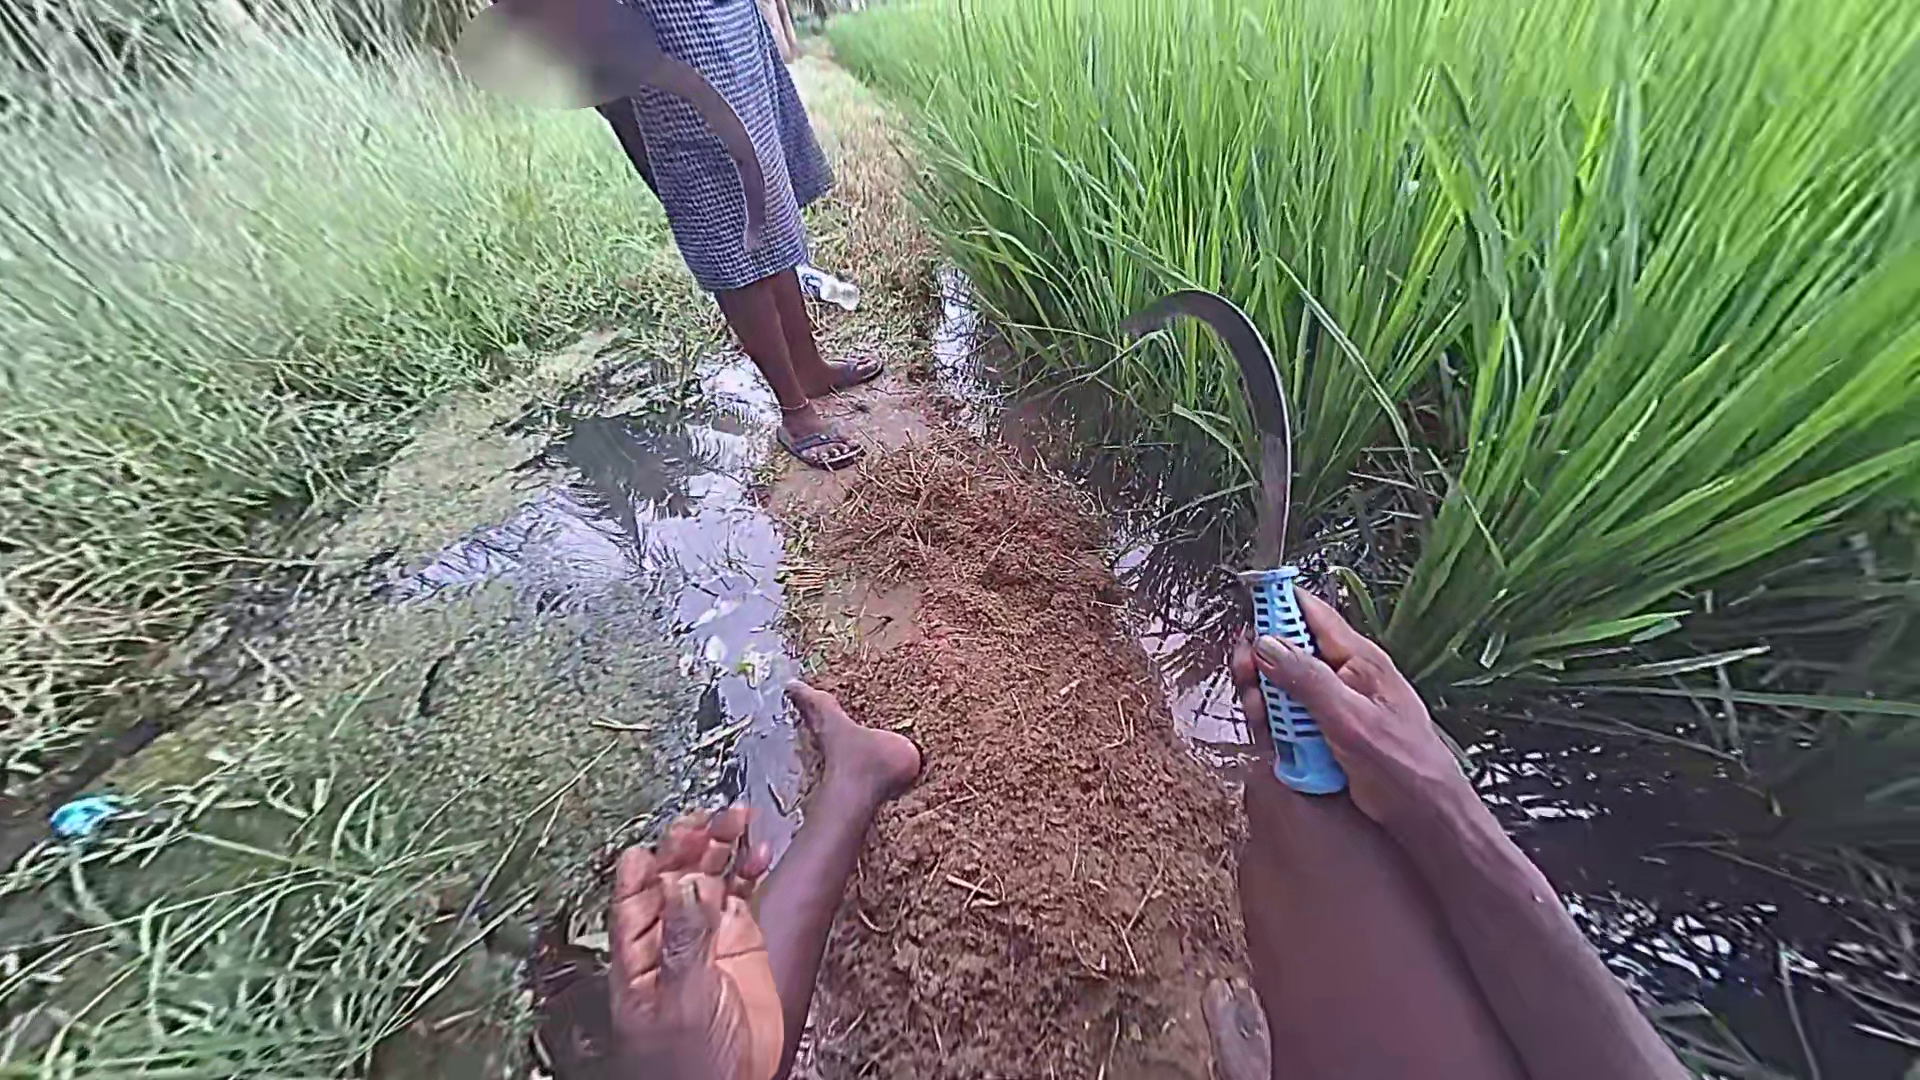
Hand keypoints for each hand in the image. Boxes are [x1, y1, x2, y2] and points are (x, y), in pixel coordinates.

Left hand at [607, 806, 782, 1079]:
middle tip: (707, 819)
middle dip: (689, 843)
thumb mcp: (683, 1000)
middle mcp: (671, 935)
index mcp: (640, 955)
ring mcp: (707, 931)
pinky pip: (743, 887)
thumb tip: (682, 883)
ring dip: (722, 843)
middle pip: (675, 875)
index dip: (646, 866)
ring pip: (710, 872)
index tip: (660, 840)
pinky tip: (760, 852)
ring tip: (737, 818)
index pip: (635, 898)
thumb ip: (685, 940)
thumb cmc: (691, 1064)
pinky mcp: (739, 932)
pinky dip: (752, 866)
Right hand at [1230, 589, 1470, 831]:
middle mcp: (1339, 672)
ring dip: (1262, 694)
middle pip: (1283, 646)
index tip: (1246, 608)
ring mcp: (1326, 698)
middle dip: (1259, 658)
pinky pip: (1282, 709)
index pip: (1309, 611)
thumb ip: (1306, 679)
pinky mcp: (1316, 724)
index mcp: (1357, 658)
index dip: (1276, 603)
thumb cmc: (1404, 768)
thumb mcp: (1350, 720)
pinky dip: (1271, 718)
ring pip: (1277, 679)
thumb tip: (1265, 643)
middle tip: (1247, 673)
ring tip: (1262, 713)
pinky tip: (1271, 732)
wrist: (1424, 819)